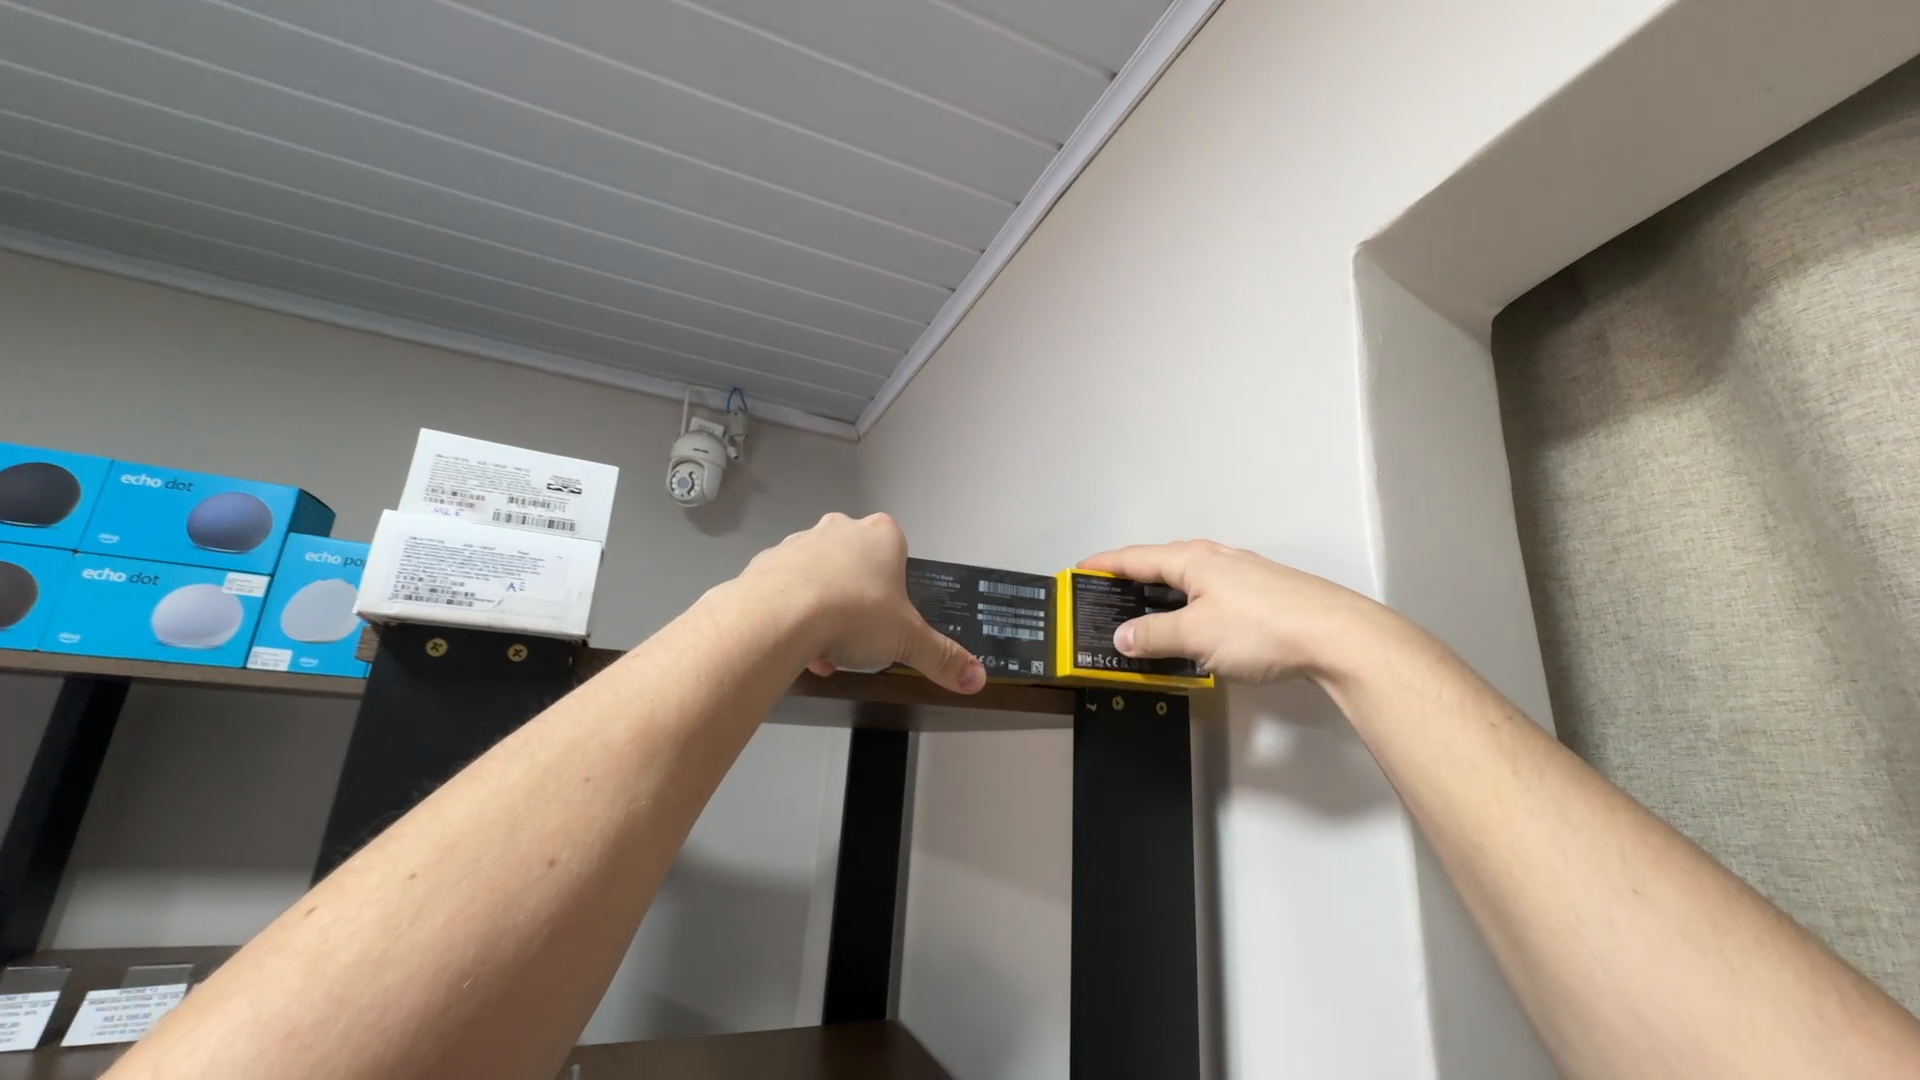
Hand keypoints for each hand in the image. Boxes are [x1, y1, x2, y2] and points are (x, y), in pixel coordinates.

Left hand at [741, 513, 985, 693]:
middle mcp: (840, 529)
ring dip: (823, 613)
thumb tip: (977, 678)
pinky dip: (791, 616)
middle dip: (856, 603)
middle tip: (857, 638)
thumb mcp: (909, 641)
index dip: (893, 592)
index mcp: (881, 536)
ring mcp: (799, 542)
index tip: (886, 621)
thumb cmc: (855, 615)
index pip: (896, 556)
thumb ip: (943, 658)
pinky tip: (795, 646)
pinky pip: (785, 590)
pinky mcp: (765, 562)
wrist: (779, 617)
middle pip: (855, 567)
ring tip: (824, 652)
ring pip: (819, 580)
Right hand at [1077, 541, 1397, 684]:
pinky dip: (1191, 608)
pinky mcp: (1265, 594)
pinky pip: (1212, 596)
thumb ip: (1153, 636)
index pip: (1135, 557)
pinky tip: (1196, 629)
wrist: (1337, 636)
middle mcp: (1216, 558)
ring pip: (1190, 581)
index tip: (1079, 570)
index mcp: (1192, 559)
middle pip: (1162, 564)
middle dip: (1132, 580)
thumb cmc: (1260, 628)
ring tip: (1146, 617)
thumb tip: (1122, 638)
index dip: (1104, 565)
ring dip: (1164, 597)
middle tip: (1107, 600)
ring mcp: (1244, 574)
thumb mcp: (1195, 635)